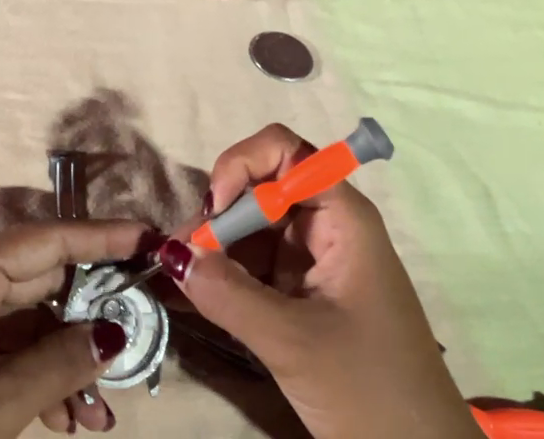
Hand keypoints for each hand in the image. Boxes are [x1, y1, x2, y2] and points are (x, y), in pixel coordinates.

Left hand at [0, 220, 148, 438]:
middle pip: (48, 280)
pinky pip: (14, 348)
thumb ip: (64, 361)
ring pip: (36, 321)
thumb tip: (116, 331)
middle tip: (140, 343)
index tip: (153, 238)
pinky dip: (43, 377)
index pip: (52, 238)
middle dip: (94, 318)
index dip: (105, 237)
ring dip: (71, 361)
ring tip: (99, 416)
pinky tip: (69, 420)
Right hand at [154, 125, 482, 438]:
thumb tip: (171, 254)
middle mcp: (326, 227)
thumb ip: (230, 295)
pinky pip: (253, 267)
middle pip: (261, 188)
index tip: (214, 209)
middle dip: (218, 213)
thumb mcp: (295, 342)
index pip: (286, 152)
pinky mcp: (301, 295)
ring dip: (213, 247)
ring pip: (252, 229)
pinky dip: (221, 275)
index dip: (243, 164)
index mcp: (342, 218)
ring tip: (177, 278)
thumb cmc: (371, 390)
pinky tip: (190, 294)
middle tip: (180, 255)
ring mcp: (313, 262)